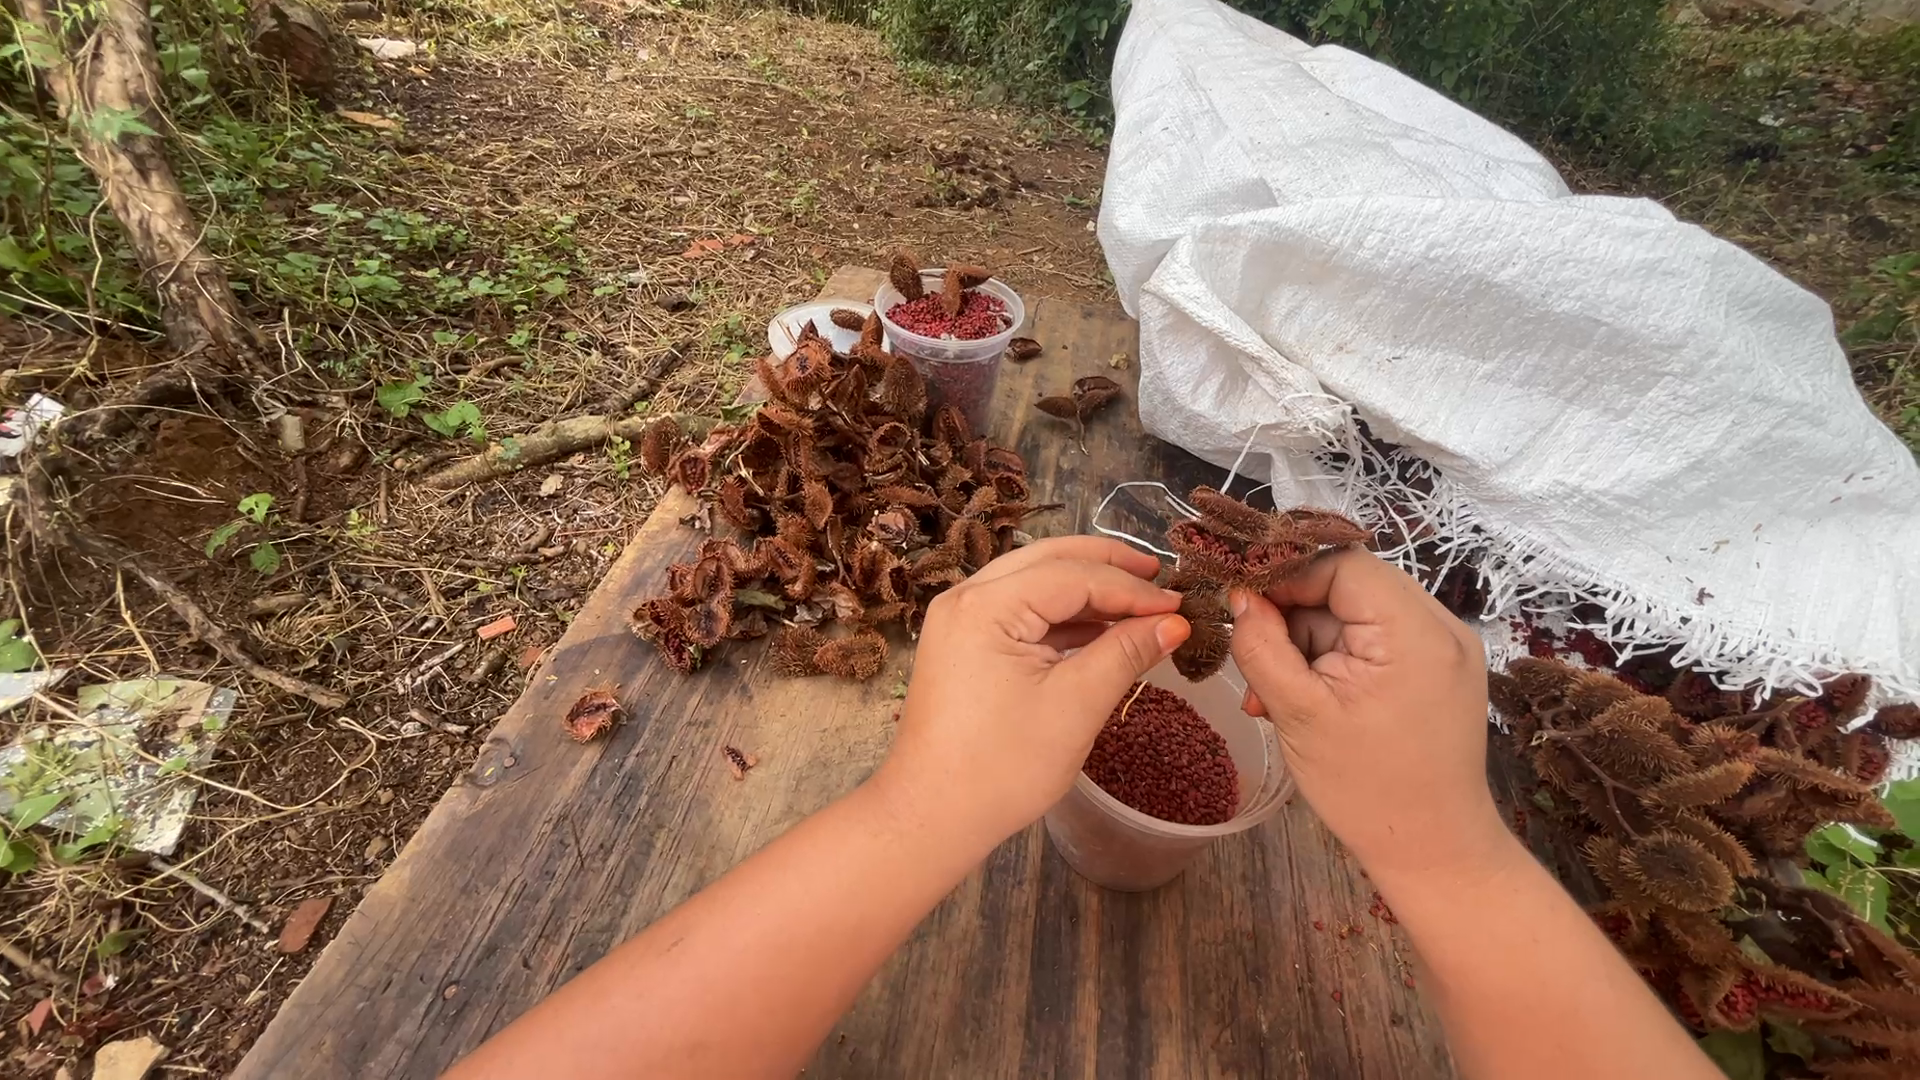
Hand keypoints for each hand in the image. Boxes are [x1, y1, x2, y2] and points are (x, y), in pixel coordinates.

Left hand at [875, 536, 1190, 847]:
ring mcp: (959, 619)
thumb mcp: (1075, 706)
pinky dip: (1061, 617)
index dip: (1130, 588)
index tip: (1179, 605)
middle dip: (1106, 566)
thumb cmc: (1003, 767)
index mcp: (985, 605)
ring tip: (1138, 605)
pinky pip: (1019, 611)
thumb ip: (1126, 652)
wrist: (931, 815)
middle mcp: (965, 597)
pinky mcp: (963, 643)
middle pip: (1048, 561)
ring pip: (1033, 582)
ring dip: (1085, 590)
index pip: (1072, 575)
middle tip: (1159, 577)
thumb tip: (1175, 622)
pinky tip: (1099, 630)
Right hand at [1228, 549, 1506, 880]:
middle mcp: (1439, 626)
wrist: (1431, 851)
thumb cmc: (1363, 786)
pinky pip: (1364, 639)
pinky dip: (1325, 660)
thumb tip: (1239, 596)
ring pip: (1347, 613)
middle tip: (1252, 656)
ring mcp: (1438, 647)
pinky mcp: (1429, 667)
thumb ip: (1261, 645)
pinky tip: (1299, 697)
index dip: (1285, 575)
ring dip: (1301, 643)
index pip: (1341, 564)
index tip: (1240, 604)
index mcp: (1416, 632)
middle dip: (1290, 616)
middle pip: (1345, 585)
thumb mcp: (1296, 711)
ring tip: (1271, 694)